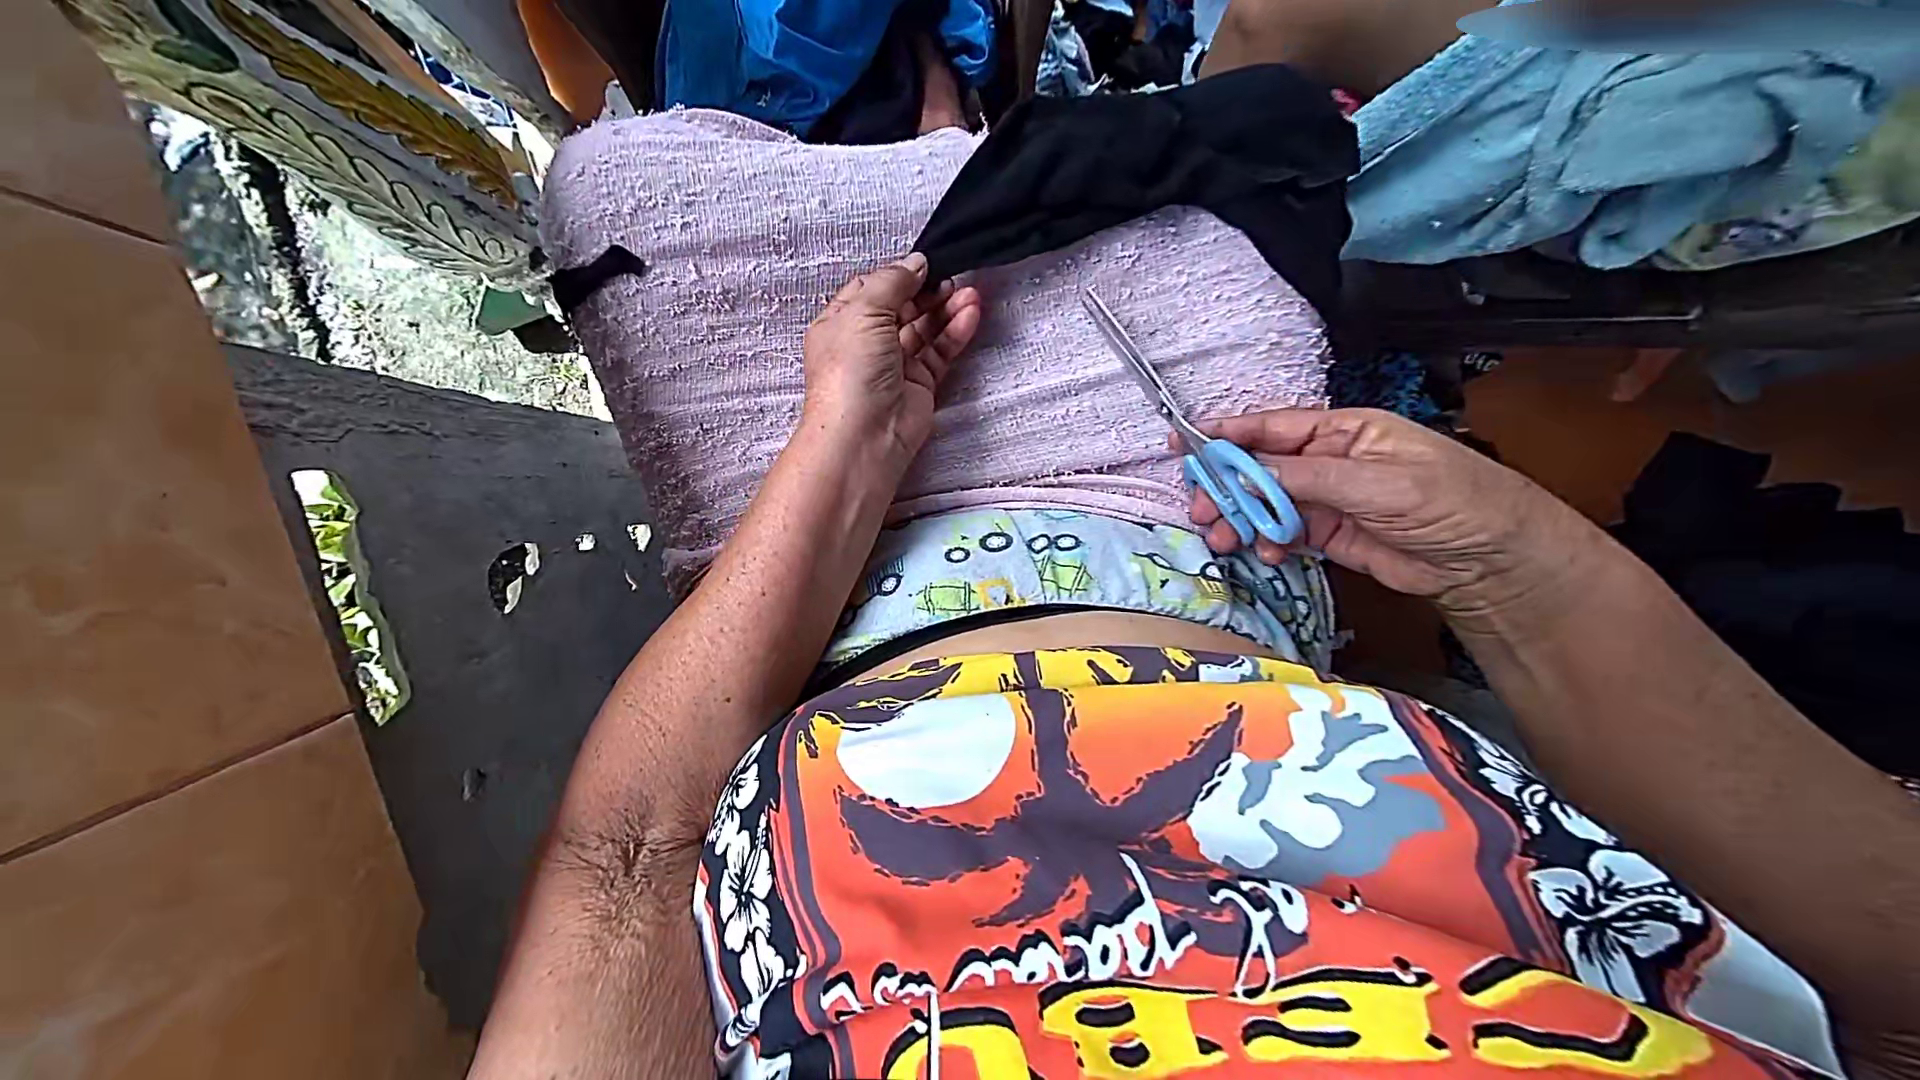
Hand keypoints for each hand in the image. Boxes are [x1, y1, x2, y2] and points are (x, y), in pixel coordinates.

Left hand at [801, 253, 982, 473]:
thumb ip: (891, 282)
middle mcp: (866, 344)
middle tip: (952, 278)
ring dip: (947, 310)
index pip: (872, 290)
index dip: (898, 276)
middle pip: (903, 308)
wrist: (864, 436)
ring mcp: (894, 365)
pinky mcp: (919, 385)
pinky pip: (940, 352)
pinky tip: (969, 315)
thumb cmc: (849, 376)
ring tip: (970, 294)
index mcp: (841, 324)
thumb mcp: (863, 311)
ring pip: (925, 330)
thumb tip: (914, 264)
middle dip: (928, 292)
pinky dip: (955, 333)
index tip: (924, 265)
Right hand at [1187, 408, 1614, 622]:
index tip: (1184, 441)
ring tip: (1223, 537)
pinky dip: (1264, 541)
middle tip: (1203, 508)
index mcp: (1342, 430)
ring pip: (1262, 503)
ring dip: (1239, 519)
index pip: (1271, 428)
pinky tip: (1266, 552)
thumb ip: (1308, 477)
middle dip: (1225, 487)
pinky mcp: (1324, 532)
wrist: (1491, 562)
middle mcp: (1325, 460)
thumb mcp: (1377, 483)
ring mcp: (1322, 498)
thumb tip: (1249, 473)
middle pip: (1257, 469)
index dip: (1225, 434)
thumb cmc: (1453, 501)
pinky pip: (1278, 532)